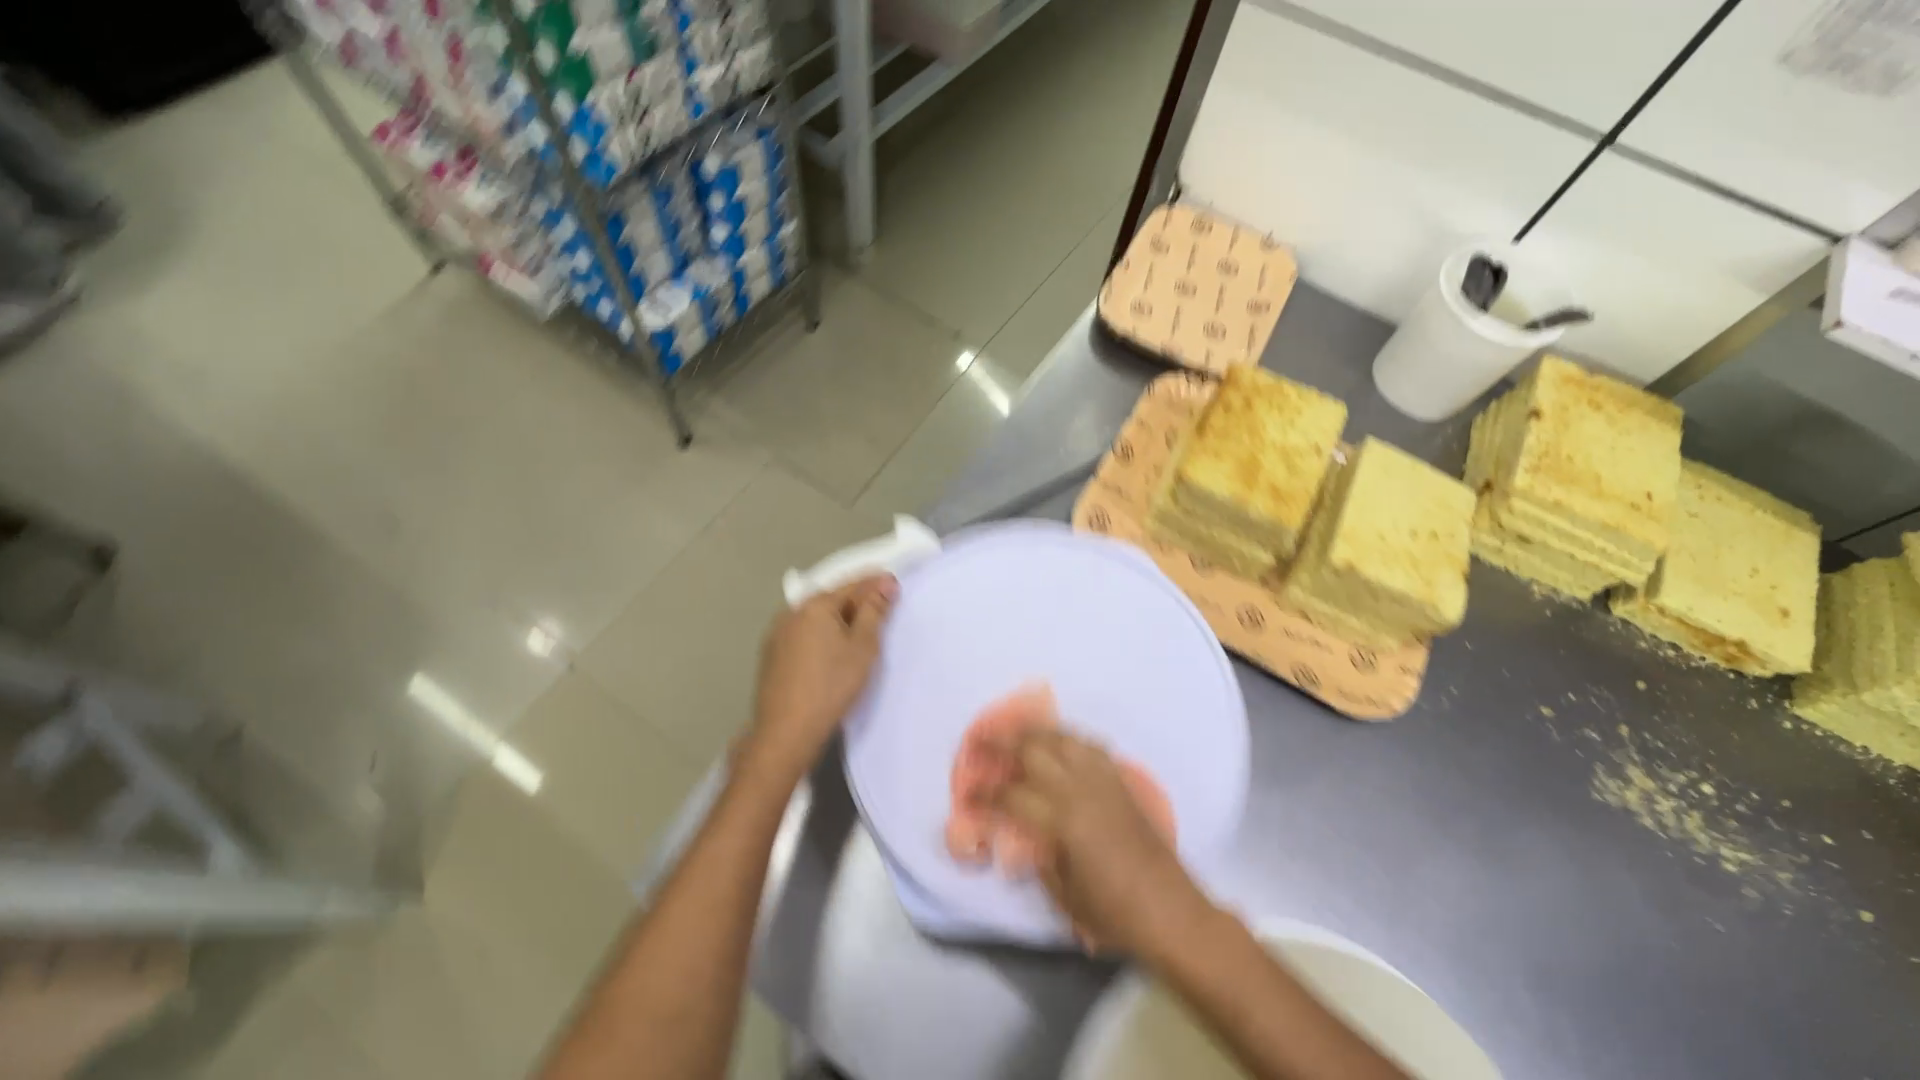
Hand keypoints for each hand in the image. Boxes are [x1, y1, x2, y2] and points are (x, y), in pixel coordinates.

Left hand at [740, 574, 897, 787]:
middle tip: (882, 605)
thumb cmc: (831, 686)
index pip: (851, 585)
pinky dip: (822, 635)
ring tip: (860, 628)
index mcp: (814, 606)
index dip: (875, 583)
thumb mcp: (862, 648)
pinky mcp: (772, 656)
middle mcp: (791, 613)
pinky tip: (832, 648)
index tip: (895, 583)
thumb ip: (873, 612)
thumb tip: (883, 584)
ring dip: (838, 618)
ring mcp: (777, 635)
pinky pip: (804, 635)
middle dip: (856, 600)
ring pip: (815, 618)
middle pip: (831, 599)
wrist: (786, 731)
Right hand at [990, 730, 1214, 957]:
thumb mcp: (1062, 894)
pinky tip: (1059, 744)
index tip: (967, 796)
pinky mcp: (1124, 784)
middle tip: (980, 742)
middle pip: (1035, 750)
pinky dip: (1069, 739)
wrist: (1172, 913)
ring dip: (1035, 732)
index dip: (984, 794)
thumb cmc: (1113, 914)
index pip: (1011, 795)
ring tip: (1015, 731)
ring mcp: (1106, 783)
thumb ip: (1038, 856)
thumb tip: (1021, 834)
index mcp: (1063, 821)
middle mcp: (1083, 791)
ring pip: (1065, 739)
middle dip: (1002, 742)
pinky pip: (1091, 748)